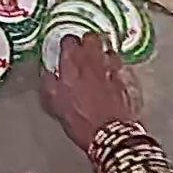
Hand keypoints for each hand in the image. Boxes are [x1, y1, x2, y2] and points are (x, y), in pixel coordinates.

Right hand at [42, 33, 142, 150]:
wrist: (110, 134)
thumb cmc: (81, 120)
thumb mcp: (54, 103)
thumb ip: (48, 82)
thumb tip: (47, 74)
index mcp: (72, 62)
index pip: (68, 40)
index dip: (67, 45)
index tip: (65, 52)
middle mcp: (93, 59)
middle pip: (91, 37)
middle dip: (87, 42)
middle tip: (83, 53)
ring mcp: (111, 67)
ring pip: (107, 49)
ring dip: (102, 54)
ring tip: (98, 65)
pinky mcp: (126, 78)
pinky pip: (119, 65)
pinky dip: (115, 68)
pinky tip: (111, 77)